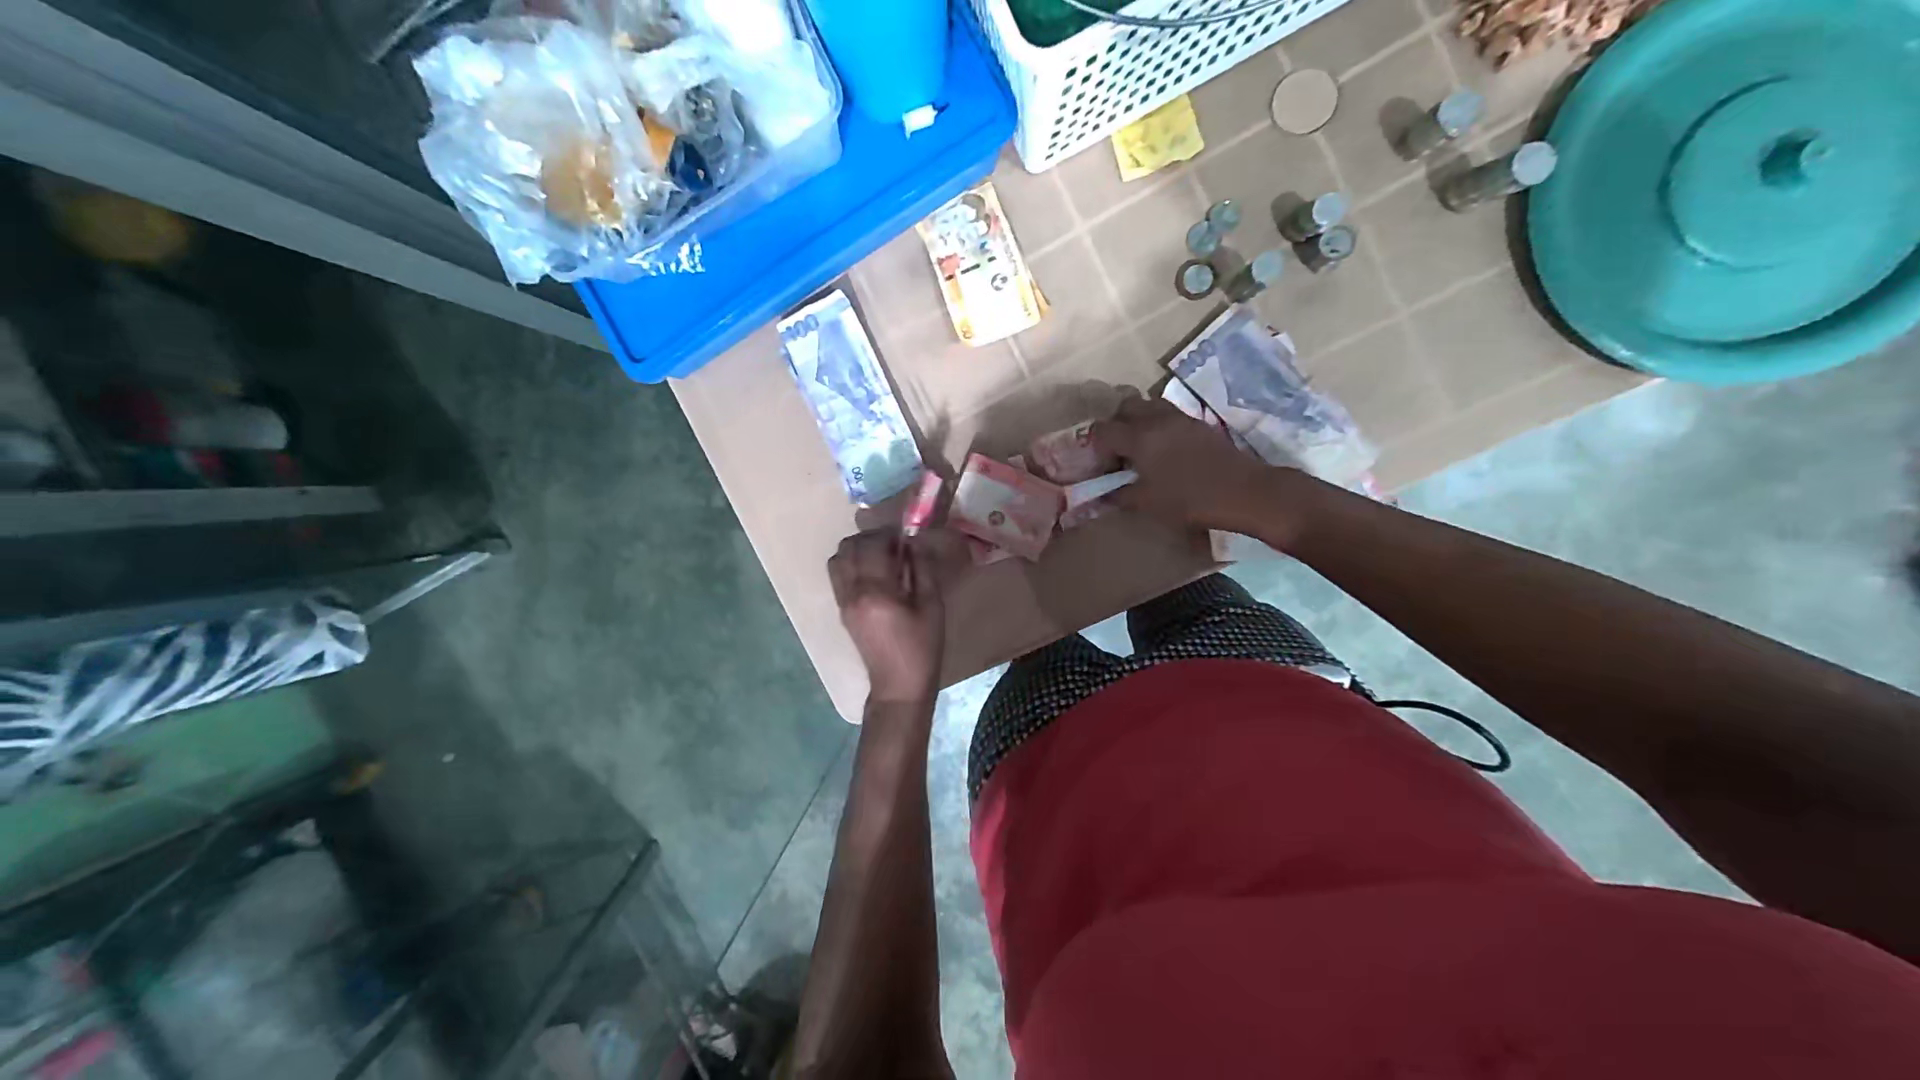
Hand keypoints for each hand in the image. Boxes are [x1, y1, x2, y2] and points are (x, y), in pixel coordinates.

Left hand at [829, 529, 943, 703]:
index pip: (873, 545)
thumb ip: (922, 569)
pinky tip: (873, 572)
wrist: (898, 685)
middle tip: (894, 544)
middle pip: (850, 546)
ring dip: (857, 549)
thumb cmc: (922, 647)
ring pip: (838, 558)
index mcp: (877, 592)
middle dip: (872, 538)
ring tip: (881, 557)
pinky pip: (837, 574)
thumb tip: (913, 541)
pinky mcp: (841, 609)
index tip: (906, 536)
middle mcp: (853, 592)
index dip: (889, 534)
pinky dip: (851, 563)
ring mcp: (843, 601)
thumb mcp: (932, 605)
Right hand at [1091, 396, 1294, 537]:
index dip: (1096, 448)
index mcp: (1139, 437)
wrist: (1241, 491)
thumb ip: (1119, 496)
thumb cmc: (1189, 499)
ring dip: (1139, 421)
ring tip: (1143, 448)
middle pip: (1125, 407)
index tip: (1104, 468)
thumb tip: (1101, 496)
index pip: (1102, 429)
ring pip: (1149, 405)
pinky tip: (1166, 451)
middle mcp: (1156, 418)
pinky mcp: (1198, 423)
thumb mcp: (1147, 503)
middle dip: (1116, 425)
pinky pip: (1168, 414)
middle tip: (1120, 452)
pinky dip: (1159, 426)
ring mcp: (1180, 417)